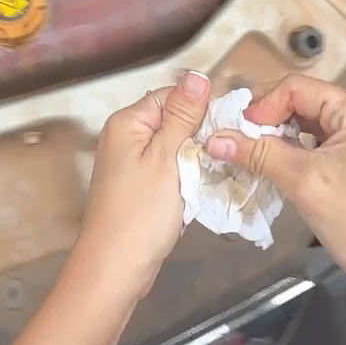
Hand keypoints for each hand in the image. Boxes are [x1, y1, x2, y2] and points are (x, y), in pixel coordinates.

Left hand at [74, 70, 211, 293]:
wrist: (115, 269)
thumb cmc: (141, 212)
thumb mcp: (167, 158)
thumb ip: (183, 116)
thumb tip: (198, 75)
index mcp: (128, 121)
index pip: (172, 96)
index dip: (201, 107)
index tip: (230, 124)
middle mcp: (126, 135)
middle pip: (173, 119)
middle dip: (200, 133)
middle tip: (230, 148)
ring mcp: (131, 162)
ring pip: (174, 146)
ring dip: (196, 157)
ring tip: (221, 167)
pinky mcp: (140, 186)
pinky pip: (169, 168)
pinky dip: (186, 176)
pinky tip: (204, 187)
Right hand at [203, 74, 345, 291]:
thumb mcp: (304, 183)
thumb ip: (258, 154)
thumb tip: (213, 139)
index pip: (297, 87)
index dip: (263, 106)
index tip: (237, 132)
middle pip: (306, 102)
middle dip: (271, 122)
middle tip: (242, 145)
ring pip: (315, 123)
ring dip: (285, 138)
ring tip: (259, 158)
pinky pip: (328, 142)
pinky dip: (304, 152)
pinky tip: (286, 169)